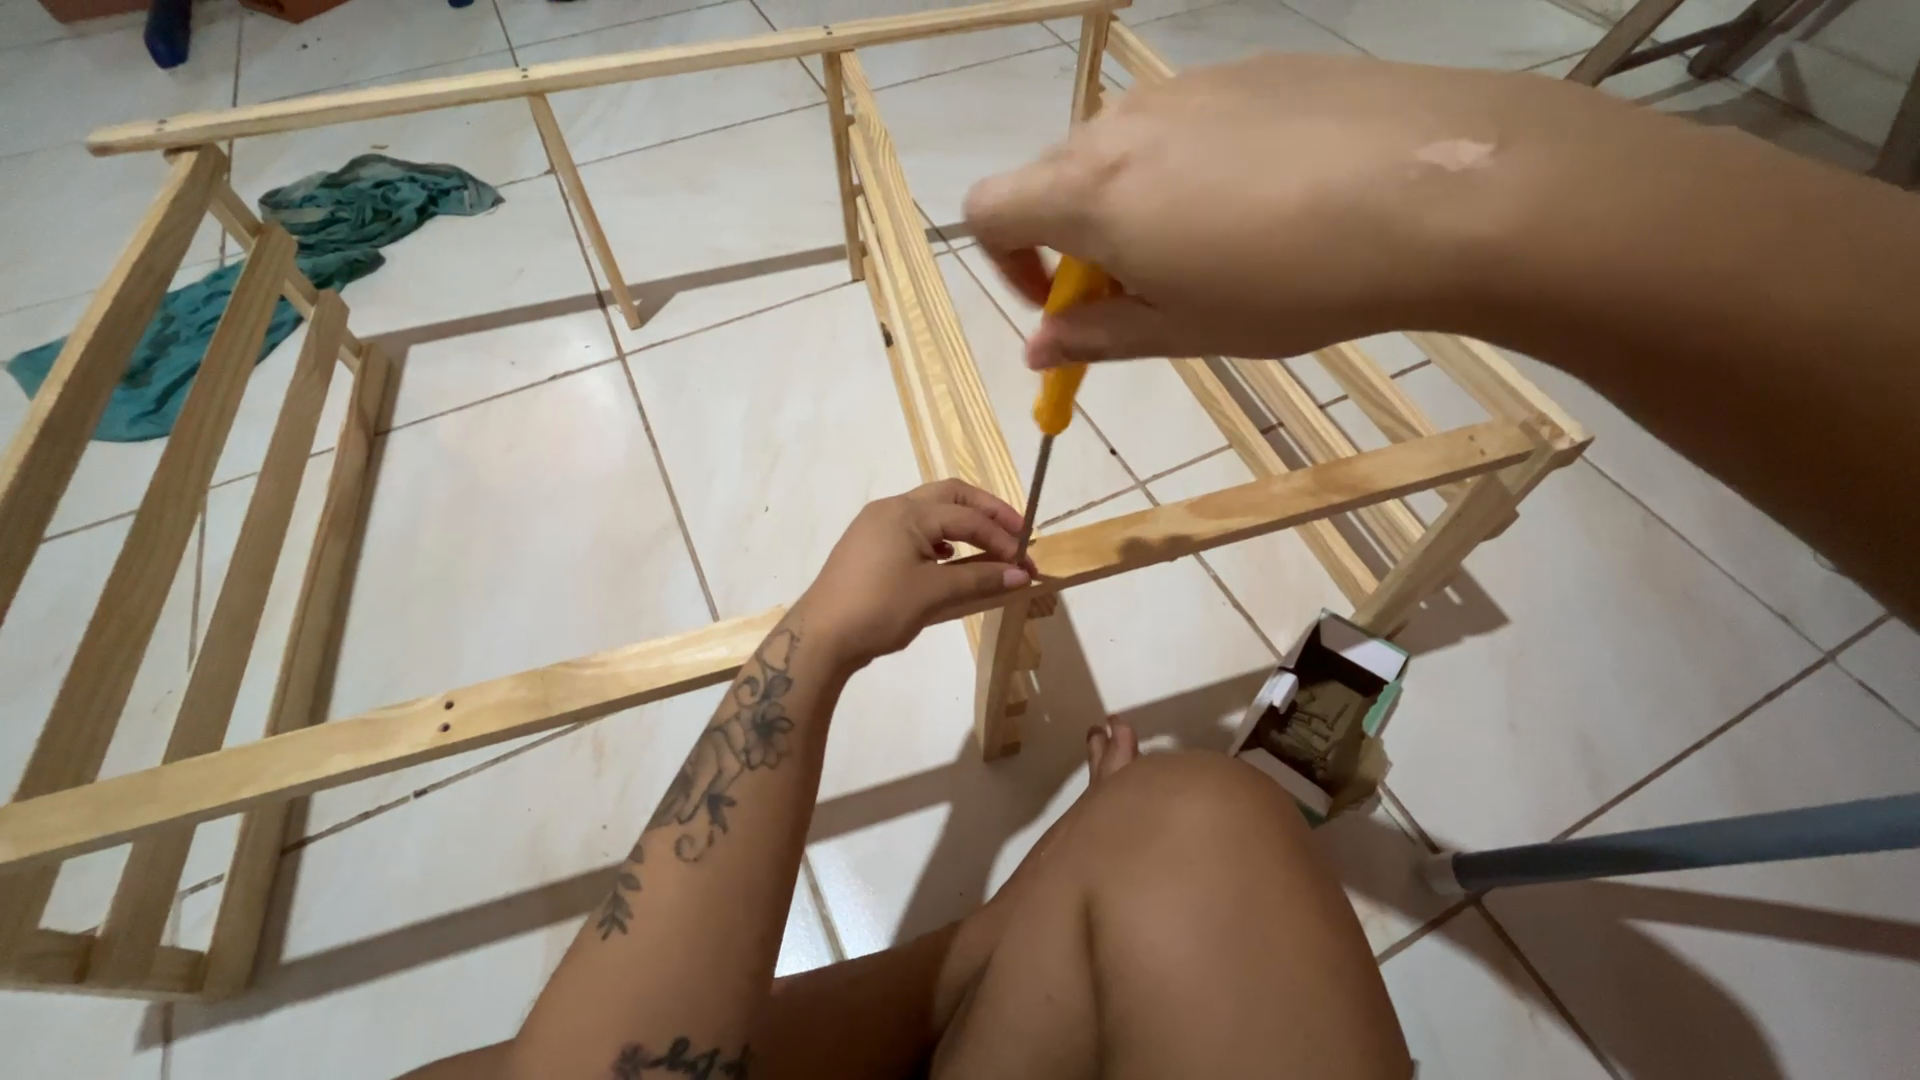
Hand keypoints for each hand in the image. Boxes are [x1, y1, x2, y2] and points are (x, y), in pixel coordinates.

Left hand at [794, 480, 1033, 668]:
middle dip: (987, 512)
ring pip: (930, 511)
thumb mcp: (934, 594)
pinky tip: (950, 559)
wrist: (821, 637)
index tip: (1026, 562)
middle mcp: (891, 508)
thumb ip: (980, 578)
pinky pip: (914, 529)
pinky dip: (940, 538)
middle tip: (1016, 531)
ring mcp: (875, 525)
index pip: (967, 517)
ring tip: (989, 546)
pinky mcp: (868, 545)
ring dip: (963, 523)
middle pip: (950, 496)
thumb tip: (1020, 574)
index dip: (1002, 538)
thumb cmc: (879, 610)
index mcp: (907, 513)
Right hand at [963, 53, 1617, 367]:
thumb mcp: (1179, 332)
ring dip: (1131, 209)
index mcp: (1089, 190)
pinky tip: (1264, 205)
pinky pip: (1184, 126)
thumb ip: (1093, 338)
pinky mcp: (1248, 70)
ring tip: (1212, 254)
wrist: (1439, 188)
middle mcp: (1121, 125)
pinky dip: (1187, 173)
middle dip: (1073, 244)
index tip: (1062, 306)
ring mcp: (1187, 88)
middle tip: (1141, 294)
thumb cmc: (1287, 284)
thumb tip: (1038, 349)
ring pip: (1121, 153)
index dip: (1007, 266)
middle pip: (1054, 180)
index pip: (988, 211)